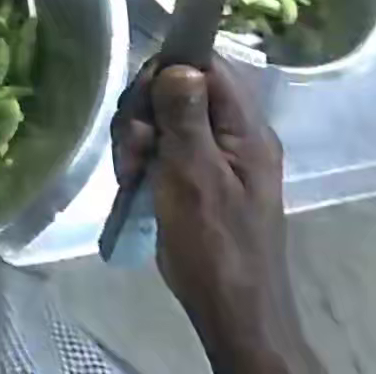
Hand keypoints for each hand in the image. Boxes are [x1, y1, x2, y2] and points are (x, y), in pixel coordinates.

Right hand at [112, 60, 319, 373]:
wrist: (228, 311)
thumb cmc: (215, 242)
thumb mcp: (195, 173)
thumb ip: (185, 115)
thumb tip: (179, 65)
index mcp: (244, 129)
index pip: (206, 66)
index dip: (169, 70)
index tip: (144, 99)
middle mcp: (228, 133)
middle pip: (174, 87)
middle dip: (143, 110)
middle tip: (135, 145)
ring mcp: (208, 152)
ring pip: (157, 115)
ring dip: (134, 136)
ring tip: (132, 169)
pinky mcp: (188, 170)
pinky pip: (154, 141)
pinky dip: (136, 155)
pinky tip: (132, 178)